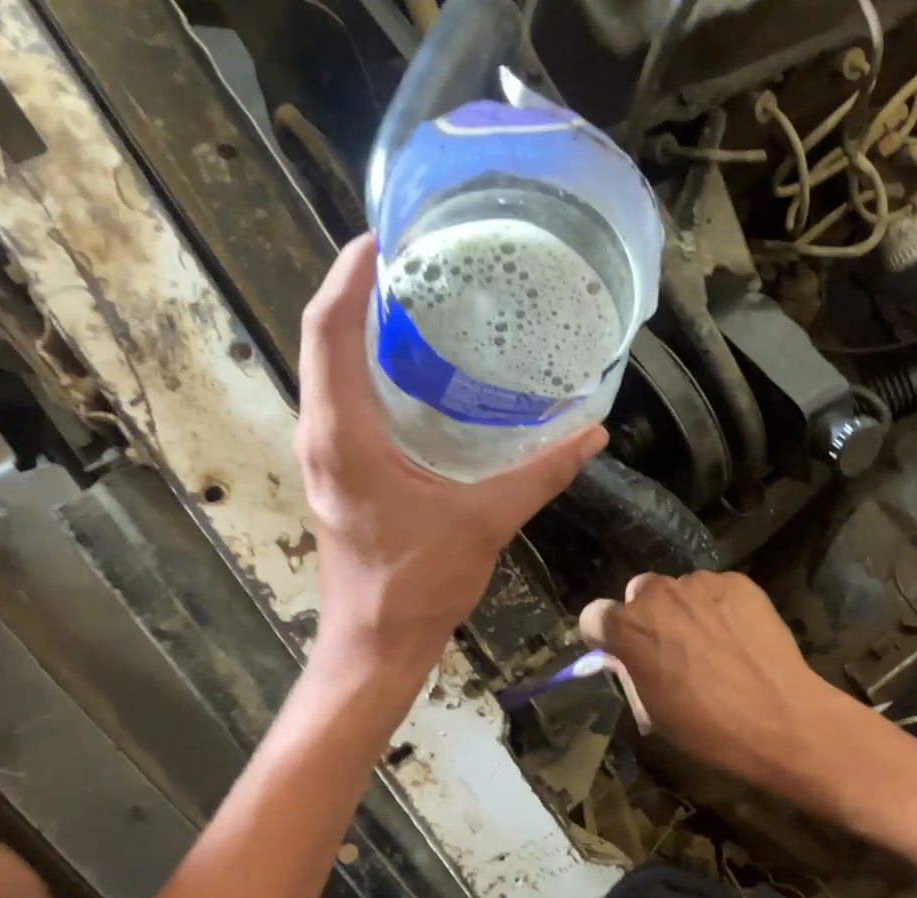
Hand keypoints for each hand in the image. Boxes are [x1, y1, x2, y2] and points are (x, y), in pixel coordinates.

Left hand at [296, 235, 605, 696]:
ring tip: (421, 298)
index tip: (382, 237)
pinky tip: (422, 366)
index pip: (330, 332)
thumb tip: (593, 434)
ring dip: (364, 327)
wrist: (377, 642)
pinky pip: (347, 397)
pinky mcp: (341, 469)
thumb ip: (540, 473)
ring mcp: (327, 452)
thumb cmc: (418, 583)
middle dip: (360, 290)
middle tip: (415, 259)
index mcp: (344, 436)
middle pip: (324, 339)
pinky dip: (373, 366)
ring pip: (332, 368)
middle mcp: (323, 434)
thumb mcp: (487, 521)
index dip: (350, 277)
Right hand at [580, 572, 862, 794]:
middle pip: (639, 593)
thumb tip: (630, 658)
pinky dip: (722, 607)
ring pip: (681, 589)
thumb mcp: (654, 711)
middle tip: (672, 646)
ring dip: (687, 609)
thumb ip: (633, 672)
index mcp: (628, 628)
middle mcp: (659, 595)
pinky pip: (718, 589)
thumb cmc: (708, 727)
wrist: (780, 717)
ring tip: (714, 642)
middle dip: (649, 615)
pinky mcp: (739, 582)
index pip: (594, 615)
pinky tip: (740, 635)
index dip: (606, 635)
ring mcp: (701, 584)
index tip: (623, 652)